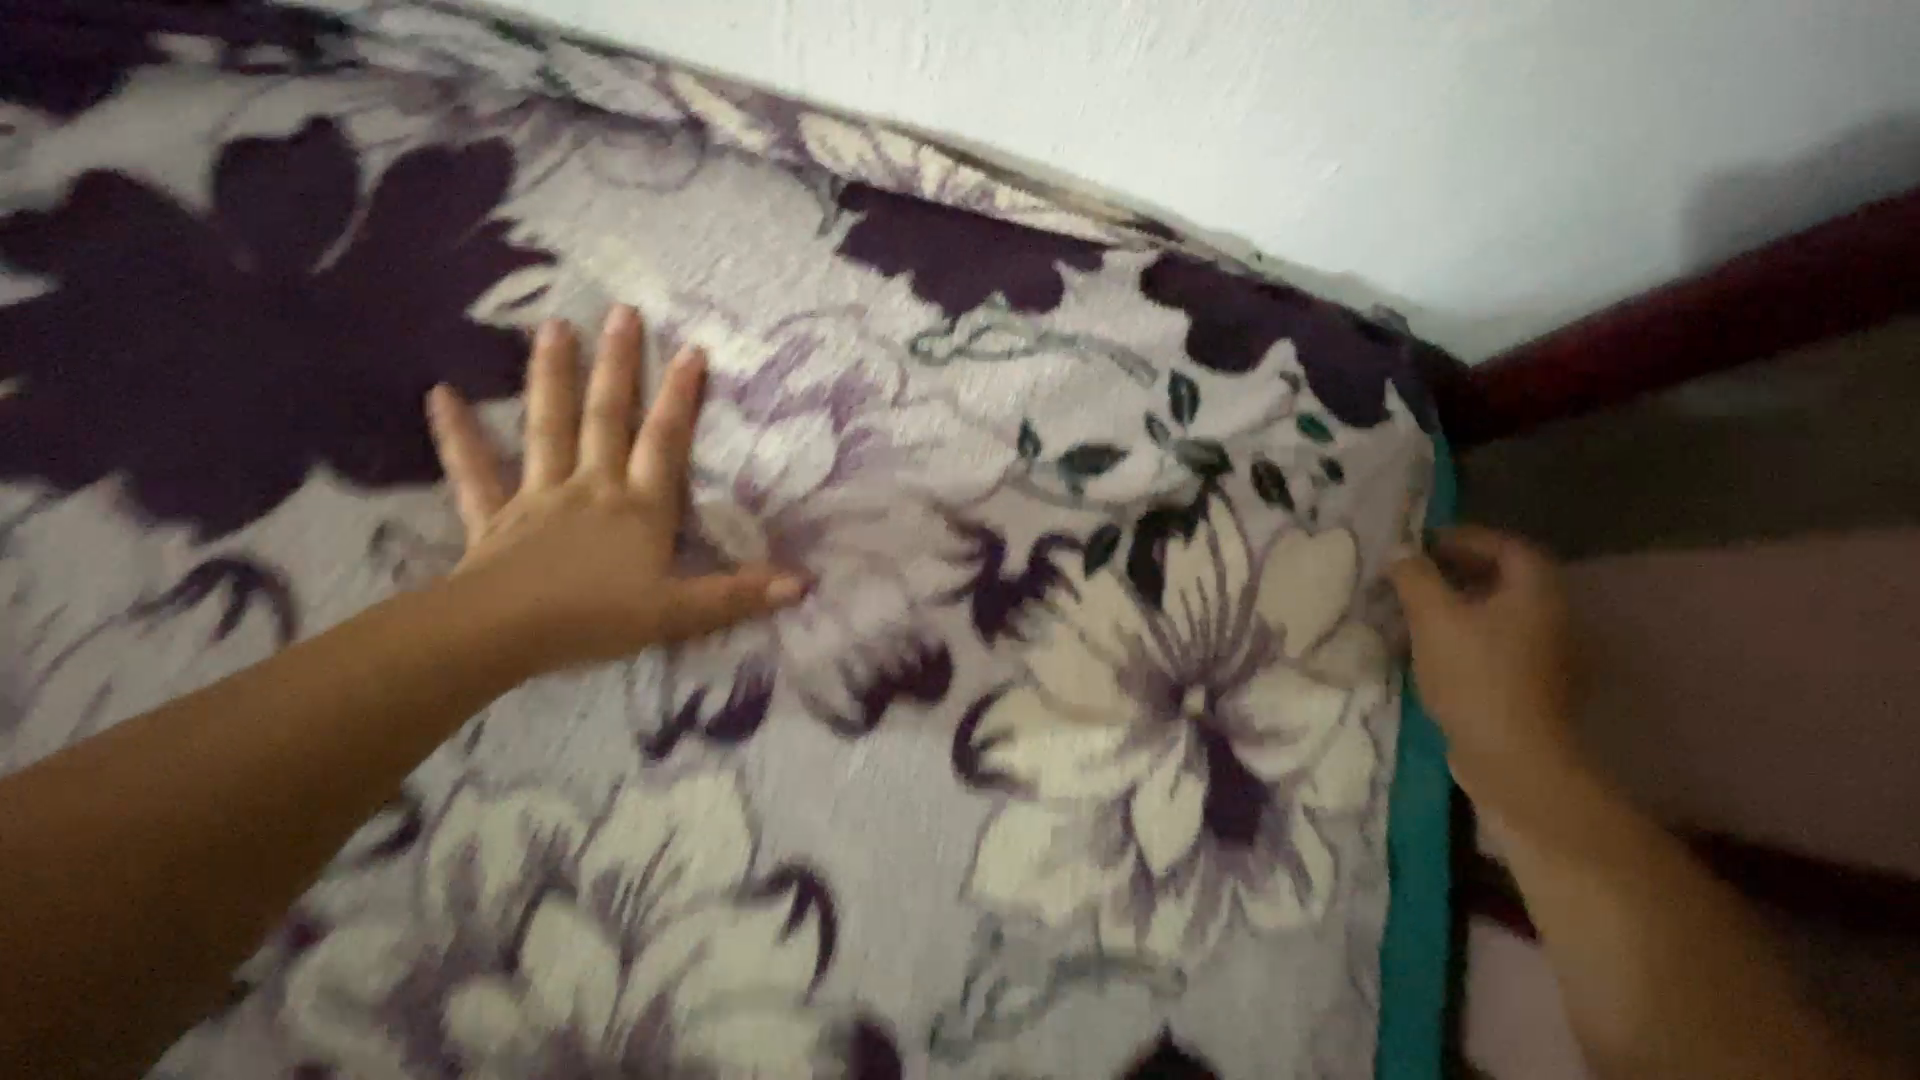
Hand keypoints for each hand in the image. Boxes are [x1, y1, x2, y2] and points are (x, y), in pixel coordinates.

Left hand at [425, 304, 805, 672]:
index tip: (692, 349)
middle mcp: (592, 487)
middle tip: (621, 311)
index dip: (681, 397)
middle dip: (619, 365)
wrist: (505, 635)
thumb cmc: (595, 620)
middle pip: (607, 418)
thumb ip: (738, 595)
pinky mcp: (493, 517)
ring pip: (547, 427)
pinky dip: (458, 434)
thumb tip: (804, 583)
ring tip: (554, 326)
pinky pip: (474, 471)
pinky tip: (440, 393)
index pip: (665, 442)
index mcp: (638, 508)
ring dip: (552, 377)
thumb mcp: (678, 613)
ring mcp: (539, 497)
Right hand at [1388, 526, 1585, 819]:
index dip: (1462, 537)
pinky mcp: (1531, 684)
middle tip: (1410, 574)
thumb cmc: (1475, 676)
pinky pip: (1495, 642)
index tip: (1420, 543)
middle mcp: (1552, 615)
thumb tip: (1399, 551)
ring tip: (1410, 611)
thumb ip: (1414, 577)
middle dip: (1454, 571)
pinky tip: (1429, 648)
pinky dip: (1463, 634)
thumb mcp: (1433, 617)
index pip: (1505, 545)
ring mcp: (1546, 653)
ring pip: (1496, 613)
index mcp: (1537, 591)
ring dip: (1455, 605)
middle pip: (1502, 578)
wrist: (1512, 757)